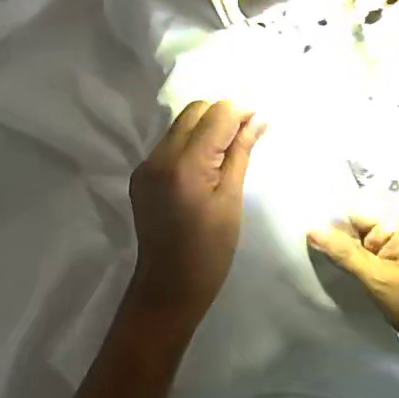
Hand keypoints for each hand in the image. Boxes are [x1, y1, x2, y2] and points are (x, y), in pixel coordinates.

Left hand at [126, 100, 264, 332]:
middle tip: (243, 140)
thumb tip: (257, 119)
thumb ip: (241, 153)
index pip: (216, 114)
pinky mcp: (141, 175)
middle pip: (194, 111)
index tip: (256, 127)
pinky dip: (189, 144)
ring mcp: (146, 165)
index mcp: (185, 164)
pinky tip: (203, 169)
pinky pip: (169, 144)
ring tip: (224, 155)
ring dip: (205, 129)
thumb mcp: (232, 200)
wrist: (168, 286)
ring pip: (180, 124)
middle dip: (221, 117)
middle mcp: (159, 156)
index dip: (239, 115)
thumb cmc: (210, 250)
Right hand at [307, 217, 398, 357]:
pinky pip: (370, 264)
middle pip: (357, 230)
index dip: (331, 224)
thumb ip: (344, 253)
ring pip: (361, 249)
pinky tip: (338, 279)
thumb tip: (312, 229)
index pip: (355, 214)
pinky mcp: (398, 271)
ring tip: (316, 265)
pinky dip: (356, 271)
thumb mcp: (378, 279)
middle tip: (304, 252)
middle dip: (336, 242)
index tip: (303, 234)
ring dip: (345, 259)